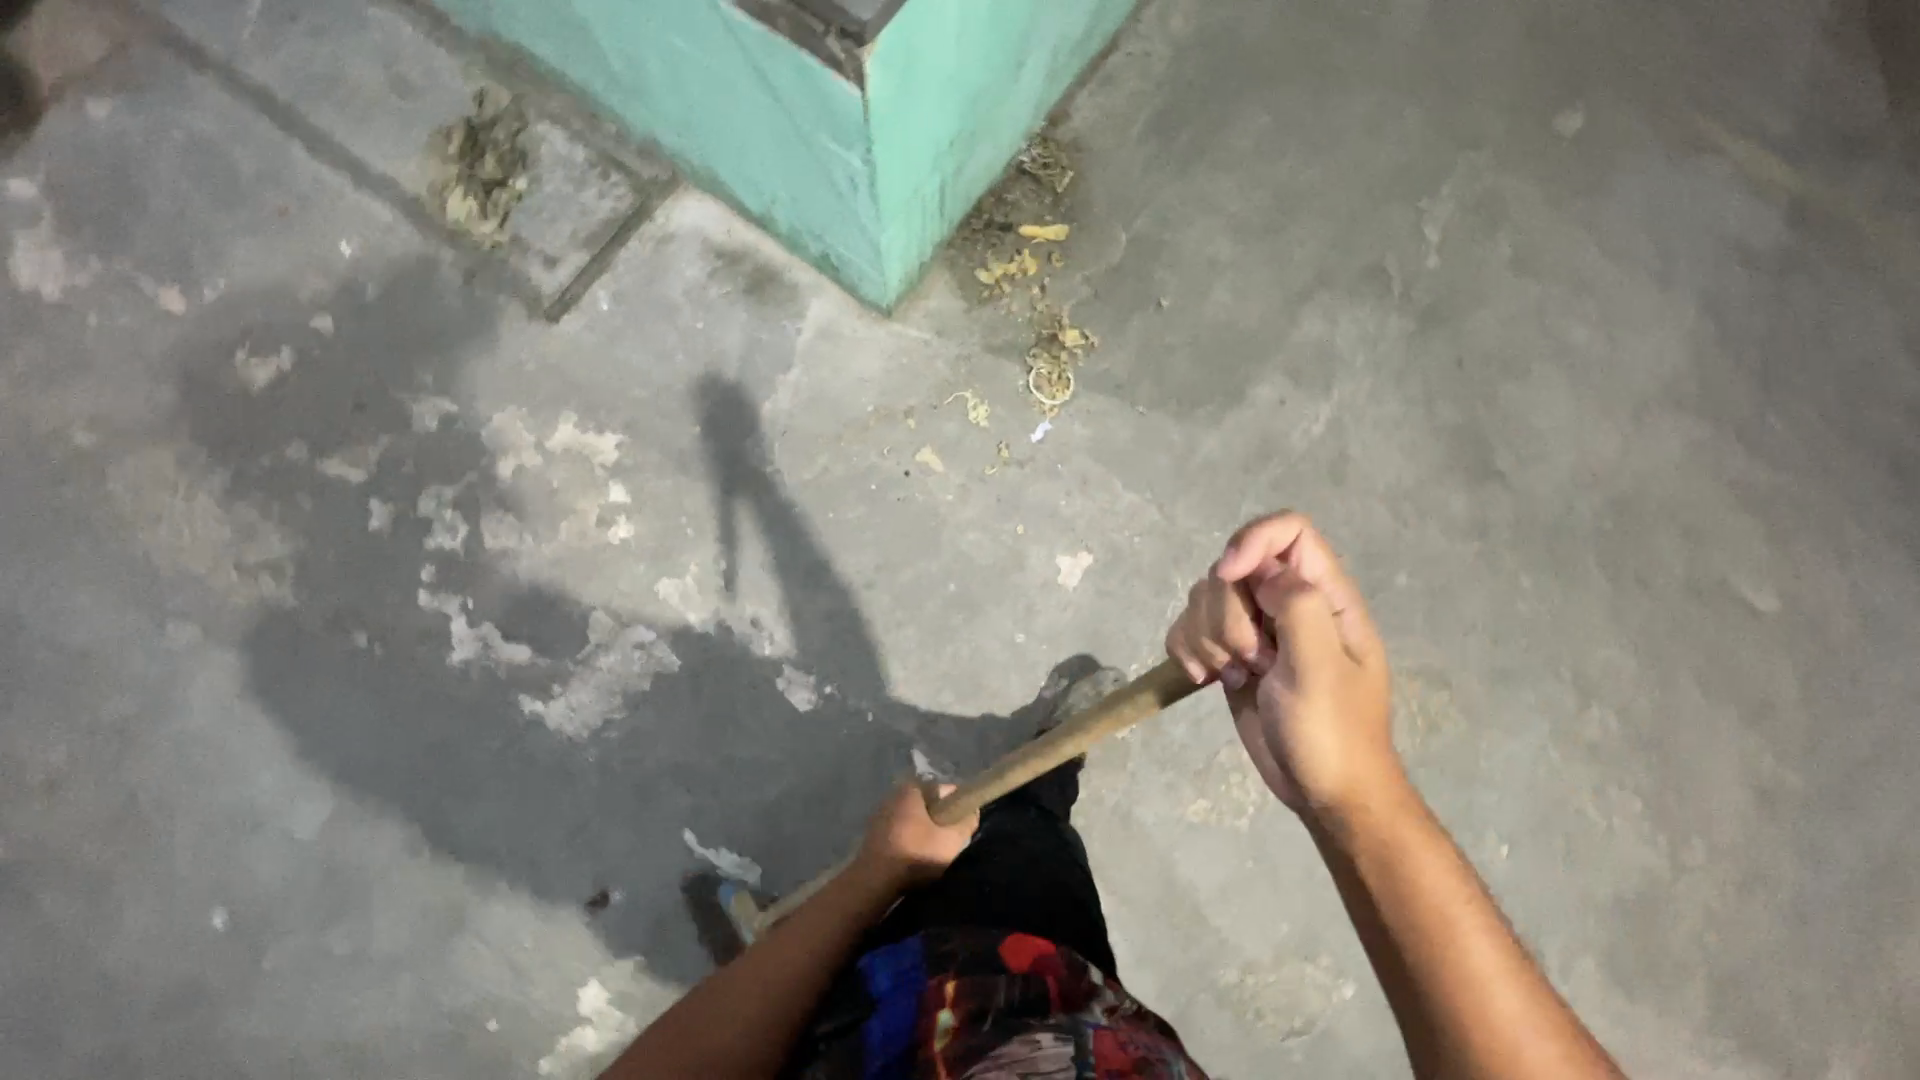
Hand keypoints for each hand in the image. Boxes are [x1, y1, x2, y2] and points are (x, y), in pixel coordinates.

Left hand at [854, 780, 976, 889]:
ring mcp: (879, 815)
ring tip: (935, 849)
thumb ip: (966, 823)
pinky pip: (898, 830)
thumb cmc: (915, 855)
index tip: (964, 818)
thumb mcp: (951, 841)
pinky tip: (915, 856)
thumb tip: (973, 811)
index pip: (941, 788)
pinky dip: (909, 839)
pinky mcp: (872, 835)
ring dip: (922, 829)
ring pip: (910, 817)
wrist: (874, 882)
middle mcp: (892, 796)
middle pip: (925, 803)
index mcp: (911, 791)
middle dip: (939, 816)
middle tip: (951, 834)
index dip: (956, 801)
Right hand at [1166, 512, 1396, 818]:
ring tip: (1234, 676)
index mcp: (1325, 596)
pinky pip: (1188, 629)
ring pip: (1205, 598)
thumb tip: (1261, 570)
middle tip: (1251, 661)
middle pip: (1233, 567)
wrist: (1323, 792)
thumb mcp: (1323, 670)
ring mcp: (1256, 630)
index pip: (1288, 531)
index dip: (1251, 542)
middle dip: (1226, 615)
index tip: (1230, 579)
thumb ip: (1297, 606)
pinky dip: (1187, 650)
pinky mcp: (1229, 655)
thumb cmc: (1333, 733)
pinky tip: (1206, 680)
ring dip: (1206, 637)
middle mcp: (1288, 603)